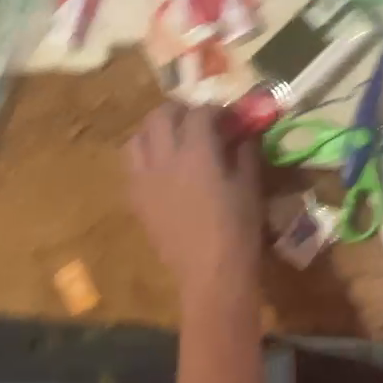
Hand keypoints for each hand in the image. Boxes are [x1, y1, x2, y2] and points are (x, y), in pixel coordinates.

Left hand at [123, 102, 262, 311]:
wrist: (211, 272)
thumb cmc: (239, 230)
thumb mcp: (250, 187)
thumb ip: (245, 153)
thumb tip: (243, 133)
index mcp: (197, 152)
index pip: (200, 113)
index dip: (216, 110)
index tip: (229, 118)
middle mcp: (164, 157)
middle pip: (161, 116)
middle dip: (181, 112)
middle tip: (199, 122)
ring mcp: (144, 177)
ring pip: (139, 136)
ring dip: (157, 130)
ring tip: (174, 139)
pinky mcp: (136, 197)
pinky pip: (132, 164)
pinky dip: (146, 155)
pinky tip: (162, 167)